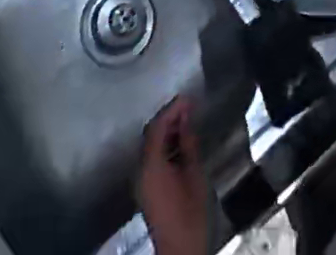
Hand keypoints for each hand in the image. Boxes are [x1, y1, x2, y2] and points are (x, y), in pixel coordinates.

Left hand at [137, 97, 208, 254]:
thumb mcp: (194, 174)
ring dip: (167, 130)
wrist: (180, 249)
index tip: (188, 97)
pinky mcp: (147, 188)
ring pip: (151, 145)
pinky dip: (165, 144)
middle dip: (168, 117)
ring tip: (188, 119)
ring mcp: (141, 180)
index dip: (171, 110)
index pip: (157, 128)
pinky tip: (181, 141)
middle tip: (189, 105)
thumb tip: (186, 118)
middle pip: (150, 135)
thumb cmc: (190, 213)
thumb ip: (188, 144)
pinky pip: (152, 157)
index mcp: (151, 166)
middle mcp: (141, 170)